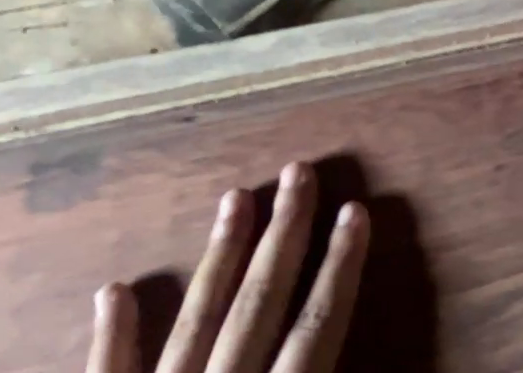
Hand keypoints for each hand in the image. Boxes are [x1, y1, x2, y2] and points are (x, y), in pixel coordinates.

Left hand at [88, 163, 369, 372]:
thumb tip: (411, 360)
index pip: (319, 320)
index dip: (343, 264)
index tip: (358, 209)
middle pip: (261, 299)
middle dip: (285, 232)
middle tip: (299, 171)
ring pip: (198, 316)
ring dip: (221, 254)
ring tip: (236, 195)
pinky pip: (111, 370)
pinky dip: (114, 331)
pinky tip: (116, 289)